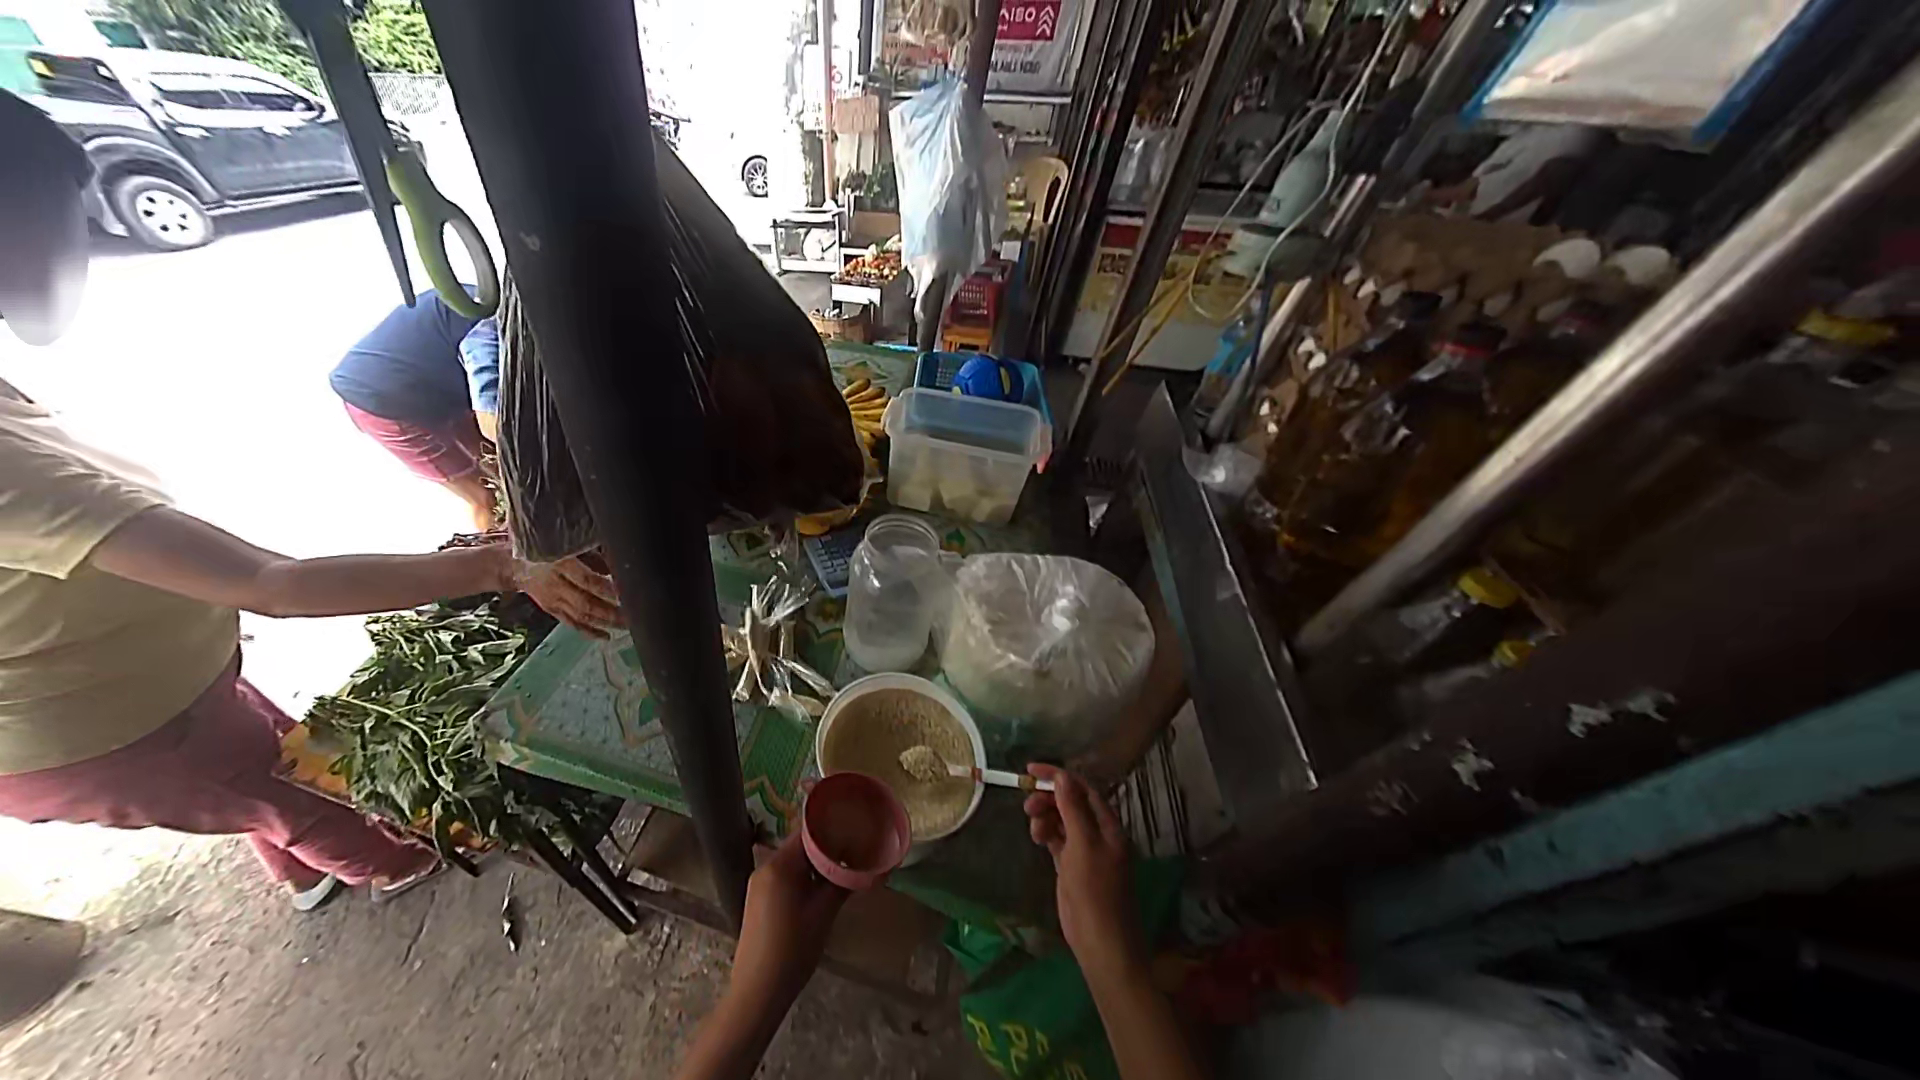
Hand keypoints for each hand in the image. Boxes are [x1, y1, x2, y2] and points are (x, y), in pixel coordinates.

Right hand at [503, 553, 622, 637]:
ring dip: (605, 623)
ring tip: (628, 626)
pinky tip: (607, 636)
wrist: (515, 565)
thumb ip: (596, 558)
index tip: (627, 593)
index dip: (607, 589)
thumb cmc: (550, 550)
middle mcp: (555, 585)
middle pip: (586, 603)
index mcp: (560, 564)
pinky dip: (589, 631)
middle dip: (612, 612)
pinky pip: (571, 623)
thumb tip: (621, 568)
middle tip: (634, 615)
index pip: (587, 580)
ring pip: (581, 616)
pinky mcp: (552, 610)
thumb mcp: (571, 546)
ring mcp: (553, 600)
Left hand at [731, 832, 848, 1003]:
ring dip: (817, 863)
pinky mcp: (759, 900)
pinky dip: (805, 876)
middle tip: (857, 848)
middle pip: (801, 845)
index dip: (834, 827)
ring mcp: (759, 884)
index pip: (809, 832)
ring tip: (845, 867)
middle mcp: (766, 867)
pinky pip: (785, 875)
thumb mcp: (825, 912)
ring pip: (794, 861)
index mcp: (780, 864)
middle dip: (828, 845)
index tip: (856, 827)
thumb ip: (845, 881)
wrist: (757, 993)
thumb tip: (870, 863)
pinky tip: (823, 888)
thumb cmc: (793, 949)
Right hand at [1024, 764, 1143, 981]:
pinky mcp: (1072, 865)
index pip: (1082, 788)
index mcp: (1107, 824)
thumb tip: (1062, 776)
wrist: (1101, 942)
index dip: (1058, 776)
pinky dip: (1046, 833)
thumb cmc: (1096, 891)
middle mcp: (1098, 833)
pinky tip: (1037, 837)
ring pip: (1062, 820)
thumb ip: (1072, 808)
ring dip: (1045, 816)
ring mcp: (1085, 850)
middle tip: (1028, 805)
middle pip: (1070, 802)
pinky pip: (1057, 839)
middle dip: (1049, 798)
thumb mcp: (1083, 845)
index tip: (1031, 770)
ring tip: (1033, 829)